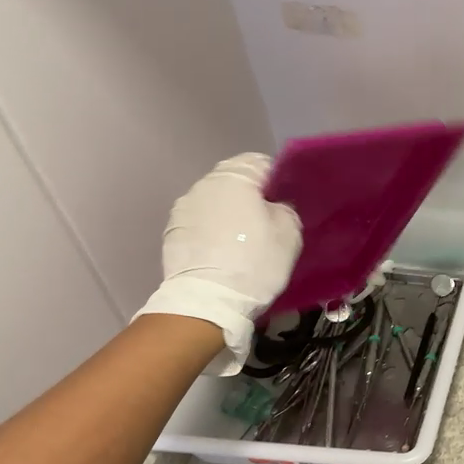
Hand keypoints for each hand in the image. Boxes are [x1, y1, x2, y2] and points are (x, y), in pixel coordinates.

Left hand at [134, 153, 300, 374]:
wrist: (209, 300)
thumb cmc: (255, 260)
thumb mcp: (290, 231)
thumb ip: (284, 207)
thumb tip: (273, 205)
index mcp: (234, 177)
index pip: (261, 162)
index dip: (278, 180)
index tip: (287, 202)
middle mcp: (203, 185)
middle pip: (235, 181)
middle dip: (251, 196)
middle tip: (268, 222)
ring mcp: (183, 209)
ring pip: (216, 202)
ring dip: (230, 213)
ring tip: (244, 240)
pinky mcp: (172, 232)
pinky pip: (201, 222)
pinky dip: (213, 231)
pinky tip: (224, 252)